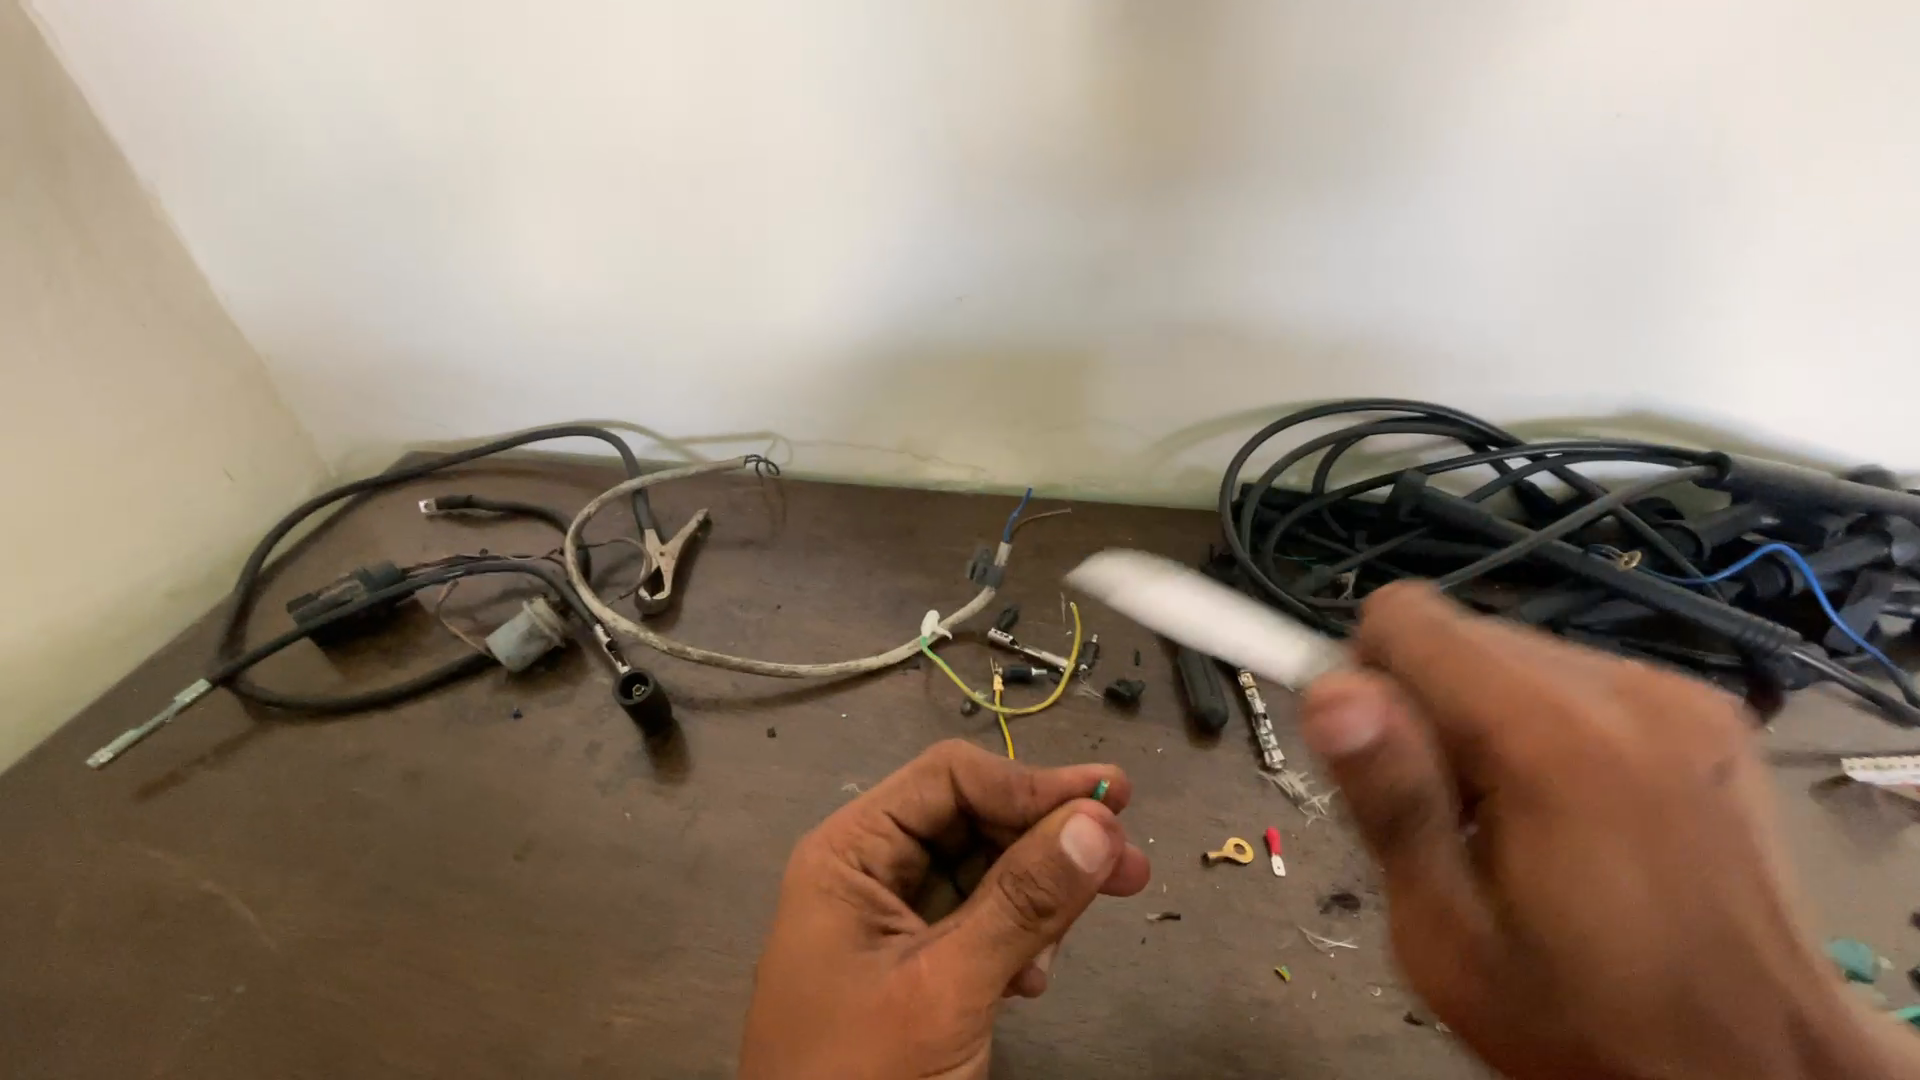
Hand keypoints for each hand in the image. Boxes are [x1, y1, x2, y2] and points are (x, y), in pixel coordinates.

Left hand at [738, 740, 1150, 1079]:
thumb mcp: (946, 990)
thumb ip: (1023, 902)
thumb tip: (1098, 821)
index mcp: (851, 852)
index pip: (949, 780)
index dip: (1029, 783)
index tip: (1109, 802)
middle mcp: (871, 871)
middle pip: (973, 821)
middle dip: (1048, 837)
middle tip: (1127, 860)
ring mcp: (895, 920)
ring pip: (986, 872)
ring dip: (1043, 891)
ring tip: (1098, 912)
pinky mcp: (918, 965)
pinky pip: (982, 922)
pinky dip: (1021, 937)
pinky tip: (1036, 977)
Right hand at [1302, 583, 1919, 1079]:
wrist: (1763, 1074)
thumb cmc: (1578, 1017)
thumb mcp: (1445, 934)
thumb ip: (1388, 798)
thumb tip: (1330, 690)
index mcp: (1553, 739)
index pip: (1403, 618)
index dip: (1365, 677)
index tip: (1378, 757)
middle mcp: (1624, 694)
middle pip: (1453, 633)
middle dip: (1421, 703)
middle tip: (1442, 806)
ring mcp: (1675, 696)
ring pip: (1503, 649)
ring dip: (1474, 712)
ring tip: (1501, 812)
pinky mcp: (1703, 710)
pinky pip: (1562, 672)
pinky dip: (1532, 718)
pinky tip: (1558, 804)